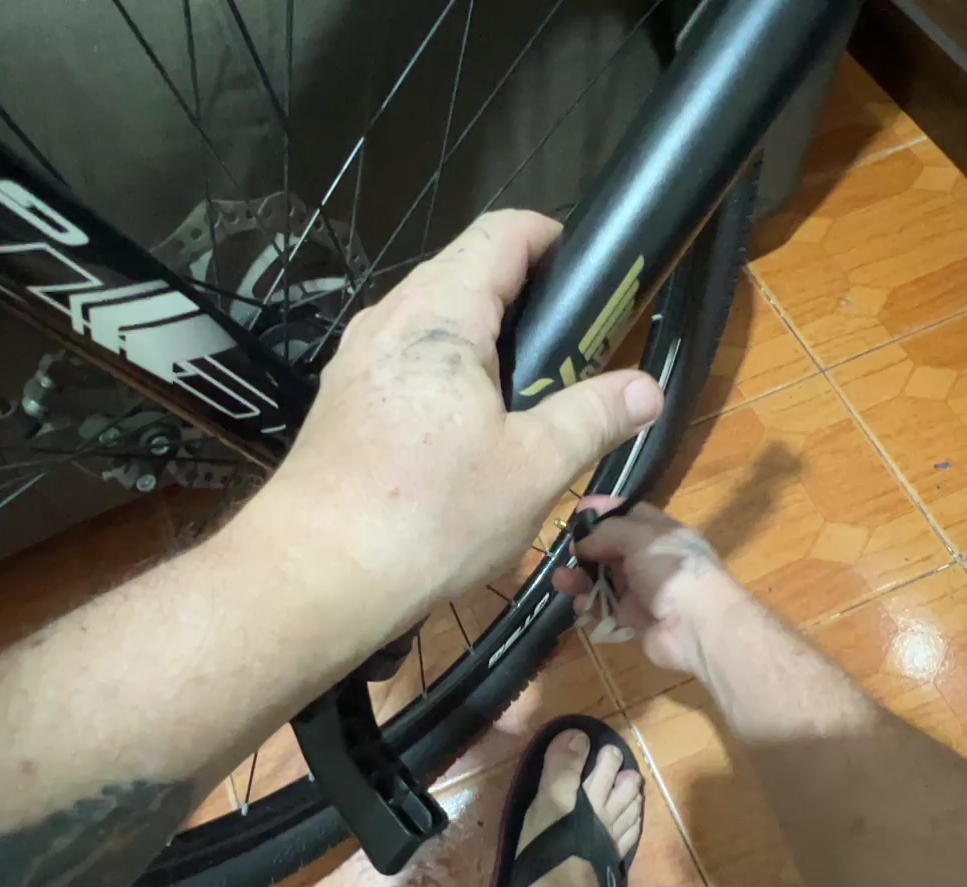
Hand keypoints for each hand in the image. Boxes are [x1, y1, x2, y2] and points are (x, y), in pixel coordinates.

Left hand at [254, 211, 664, 631]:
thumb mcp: (533, 468)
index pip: (500, 232)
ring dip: (481, 337)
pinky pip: (404, 360)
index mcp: (441, 314)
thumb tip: (648, 389)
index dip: (550, 238)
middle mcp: (389, 319)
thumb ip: (594, 417)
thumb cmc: (433, 514)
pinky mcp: (342, 401)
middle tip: (568, 349)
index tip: (587, 276)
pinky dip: (445, 369)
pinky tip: (462, 427)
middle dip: (522, 294)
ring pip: (430, 319)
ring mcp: (356, 360)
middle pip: (463, 271)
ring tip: (522, 391)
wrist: (319, 573)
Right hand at [553, 498, 747, 676]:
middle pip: (610, 549)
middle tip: (566, 550)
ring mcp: (640, 592)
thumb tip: (582, 544)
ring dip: (579, 579)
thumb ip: (607, 533)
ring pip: (601, 581)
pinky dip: (589, 607)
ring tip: (561, 579)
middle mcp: (650, 560)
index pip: (630, 514)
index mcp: (661, 534)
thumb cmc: (673, 570)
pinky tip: (581, 604)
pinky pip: (602, 611)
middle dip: (585, 548)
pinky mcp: (631, 621)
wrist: (697, 627)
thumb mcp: (641, 537)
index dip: (605, 510)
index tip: (579, 509)